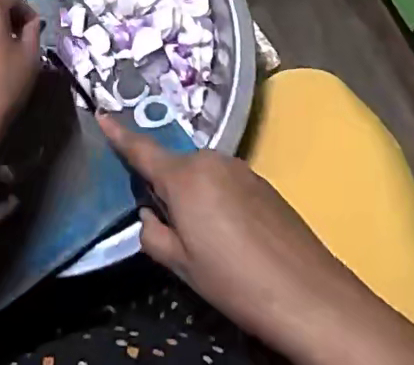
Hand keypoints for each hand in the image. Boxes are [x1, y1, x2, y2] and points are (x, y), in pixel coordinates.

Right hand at [98, 114, 413, 364]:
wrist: (312, 298)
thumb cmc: (236, 282)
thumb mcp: (182, 266)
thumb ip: (153, 233)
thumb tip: (150, 215)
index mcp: (183, 177)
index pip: (142, 149)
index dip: (118, 134)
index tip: (101, 114)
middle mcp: (210, 161)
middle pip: (175, 166)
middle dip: (168, 187)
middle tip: (173, 226)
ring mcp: (241, 169)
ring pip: (203, 175)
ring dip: (197, 195)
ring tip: (209, 238)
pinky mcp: (264, 183)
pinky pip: (227, 183)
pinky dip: (220, 200)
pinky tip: (237, 237)